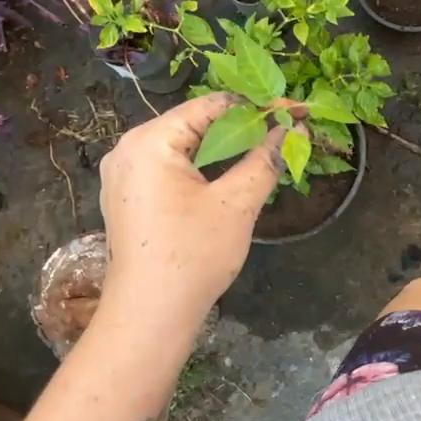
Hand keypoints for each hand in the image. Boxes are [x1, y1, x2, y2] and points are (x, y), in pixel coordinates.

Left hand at [98, 92, 286, 317]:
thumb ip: (266, 158)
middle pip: (197, 122)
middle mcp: (129, 148)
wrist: (149, 315)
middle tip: (287, 132)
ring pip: (186, 146)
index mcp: (150, 141)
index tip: (296, 112)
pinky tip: (233, 177)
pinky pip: (172, 167)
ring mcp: (124, 174)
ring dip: (226, 148)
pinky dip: (204, 168)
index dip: (258, 107)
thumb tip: (295, 128)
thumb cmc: (192, 255)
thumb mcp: (237, 204)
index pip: (212, 105)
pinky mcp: (129, 196)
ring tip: (267, 151)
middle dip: (244, 127)